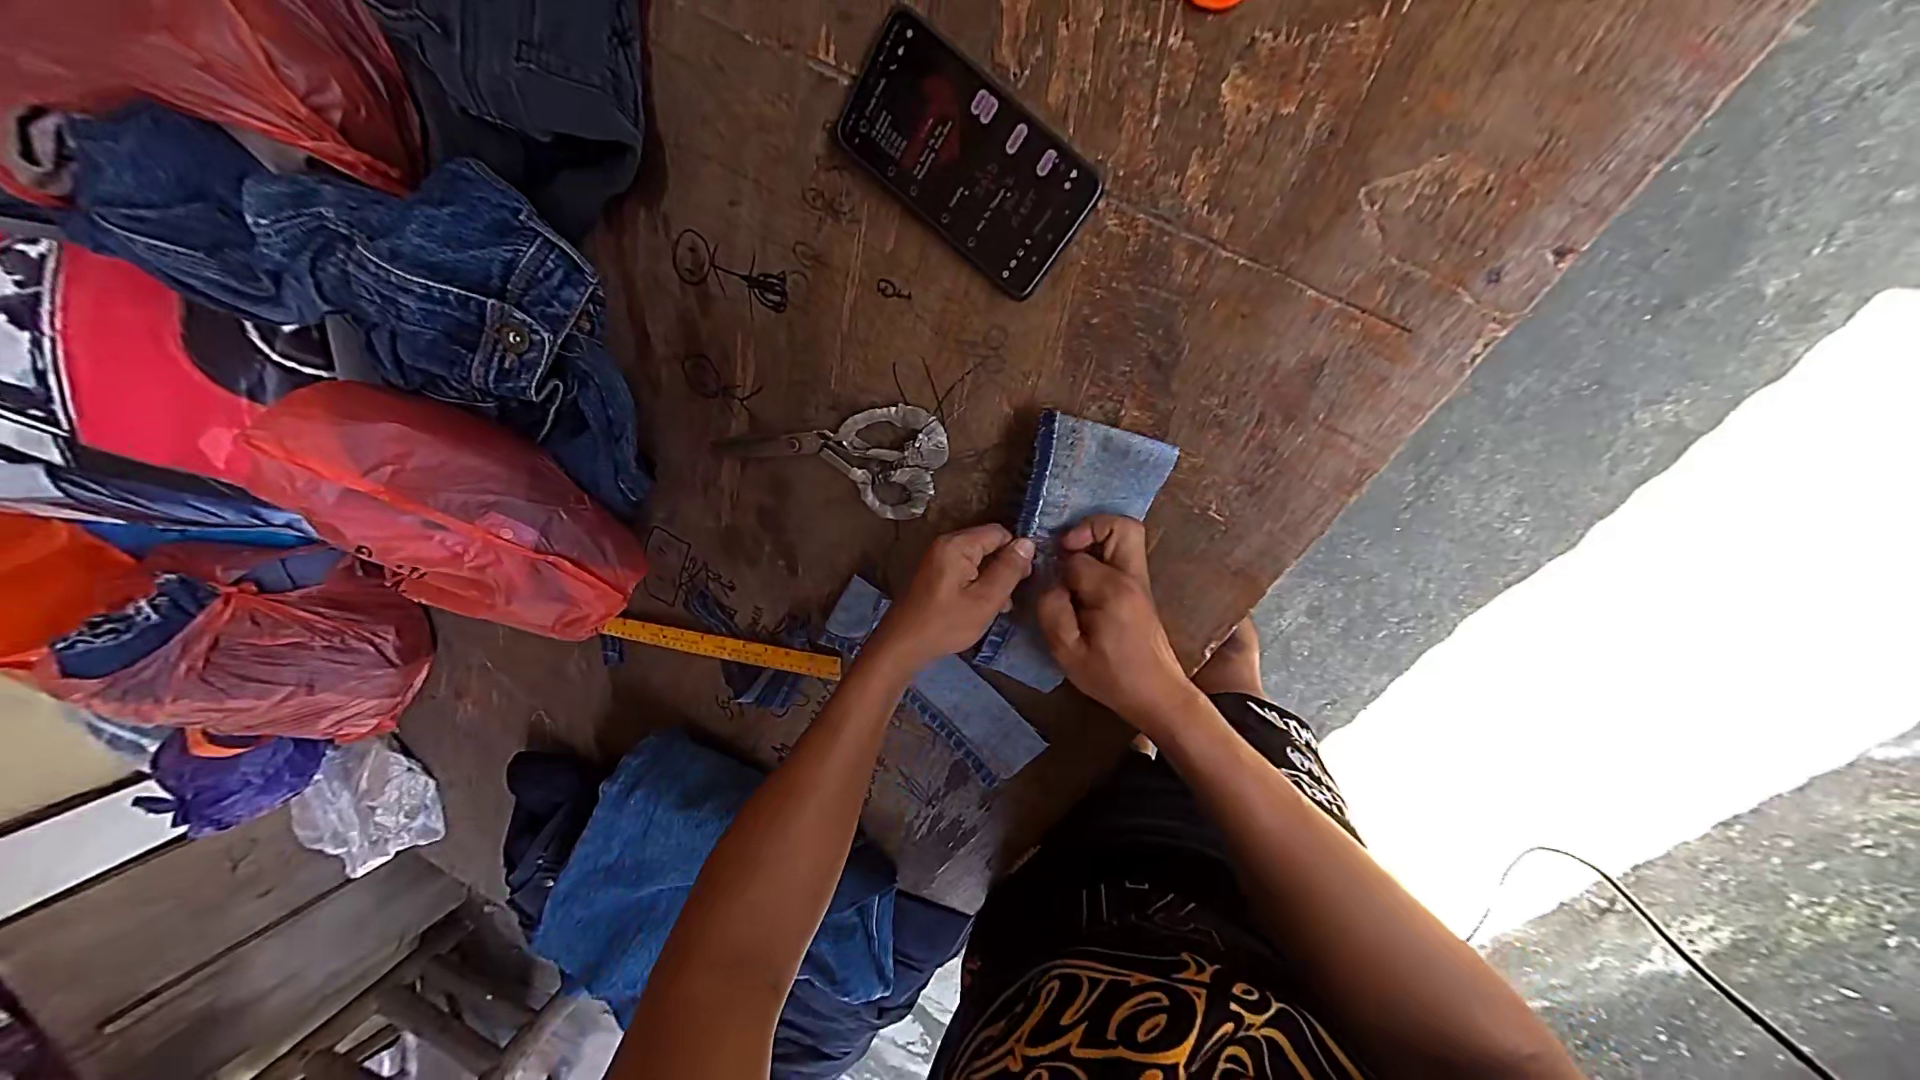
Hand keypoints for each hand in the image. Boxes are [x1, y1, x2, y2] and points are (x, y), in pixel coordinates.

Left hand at [865, 524, 1034, 676]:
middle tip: (1010, 596)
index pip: (999, 532)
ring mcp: (937, 557)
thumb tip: (1027, 543)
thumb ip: (1009, 570)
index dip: (1016, 552)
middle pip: (987, 543)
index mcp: (957, 545)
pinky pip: (964, 568)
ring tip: (998, 605)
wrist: (903, 644)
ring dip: (992, 578)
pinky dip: (977, 583)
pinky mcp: (934, 572)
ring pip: (978, 558)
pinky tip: (981, 605)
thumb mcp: (986, 599)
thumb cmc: (946, 624)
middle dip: (1004, 566)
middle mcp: (945, 543)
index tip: (1023, 579)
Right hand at [1036, 515, 1195, 730]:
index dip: (1056, 569)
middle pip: (1120, 526)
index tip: (1048, 589)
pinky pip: (1123, 554)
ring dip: (1097, 538)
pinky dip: (1103, 554)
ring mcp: (1141, 582)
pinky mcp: (1141, 590)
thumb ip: (1052, 611)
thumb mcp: (1067, 652)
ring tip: (1071, 560)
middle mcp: (1131, 578)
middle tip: (1064, 549)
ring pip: (1126, 535)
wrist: (1157, 695)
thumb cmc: (1111, 678)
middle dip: (1088, 527)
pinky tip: (1083, 580)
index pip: (1075, 559)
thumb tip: (1051, 583)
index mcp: (1113, 590)